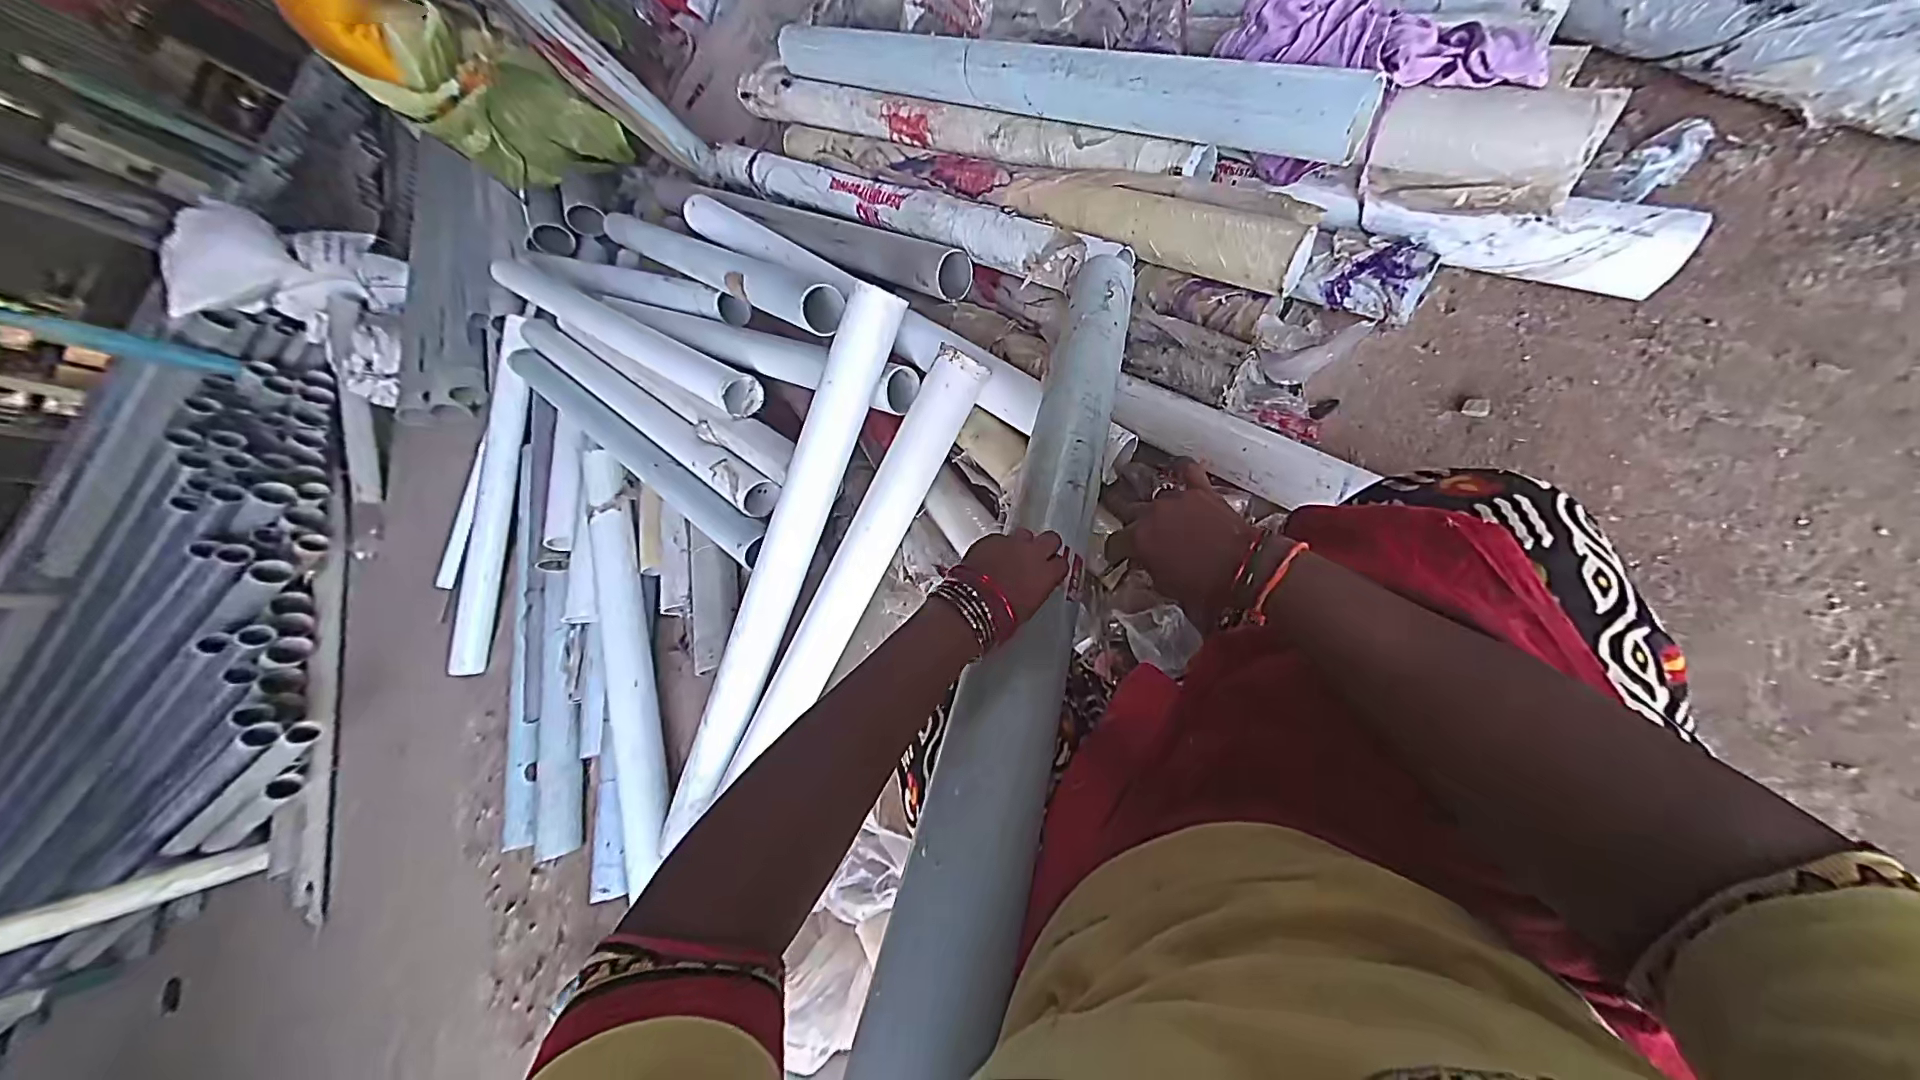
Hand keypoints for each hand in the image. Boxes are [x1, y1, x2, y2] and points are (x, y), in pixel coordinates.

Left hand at [957, 528, 1068, 625]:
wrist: (975, 602)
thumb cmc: (1002, 613)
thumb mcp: (1031, 606)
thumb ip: (1038, 588)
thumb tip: (1034, 588)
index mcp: (1048, 573)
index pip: (1062, 563)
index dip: (1055, 566)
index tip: (1051, 570)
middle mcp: (1034, 553)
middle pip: (1051, 538)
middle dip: (1046, 545)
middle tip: (1037, 555)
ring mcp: (1013, 543)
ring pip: (1025, 534)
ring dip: (1021, 543)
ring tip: (1012, 556)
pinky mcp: (992, 539)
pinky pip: (1000, 538)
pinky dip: (997, 546)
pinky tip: (991, 558)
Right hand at [1107, 458, 1257, 624]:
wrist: (1245, 572)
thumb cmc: (1204, 588)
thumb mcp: (1165, 586)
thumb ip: (1148, 567)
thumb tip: (1145, 562)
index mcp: (1137, 540)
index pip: (1113, 542)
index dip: (1115, 551)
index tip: (1118, 556)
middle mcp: (1150, 513)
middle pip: (1123, 507)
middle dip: (1121, 517)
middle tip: (1126, 526)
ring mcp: (1175, 498)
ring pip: (1153, 495)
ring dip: (1153, 505)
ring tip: (1156, 511)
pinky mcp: (1199, 490)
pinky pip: (1185, 469)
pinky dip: (1179, 468)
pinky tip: (1175, 468)